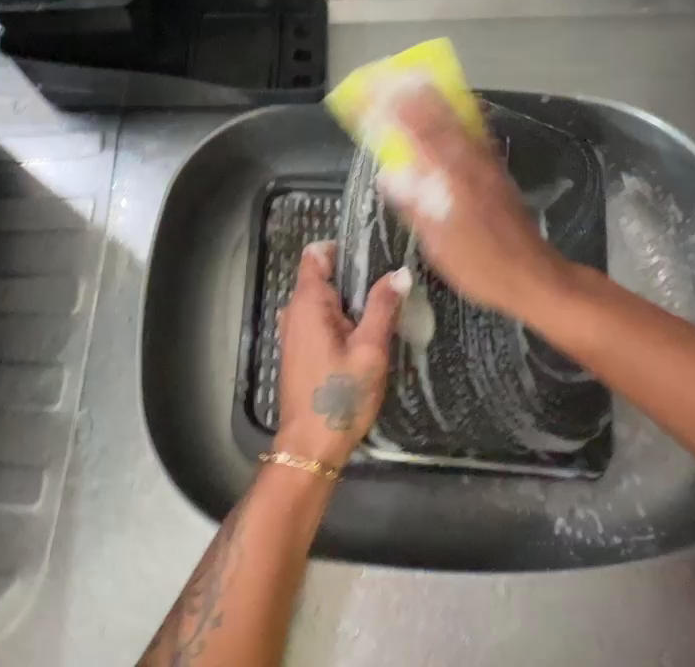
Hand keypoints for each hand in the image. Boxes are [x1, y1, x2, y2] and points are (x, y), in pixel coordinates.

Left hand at [273, 242, 406, 468]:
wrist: (311, 447)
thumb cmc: (340, 396)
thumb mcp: (371, 349)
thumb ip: (383, 307)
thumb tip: (400, 271)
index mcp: (307, 302)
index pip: (316, 254)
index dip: (343, 247)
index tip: (374, 252)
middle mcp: (294, 310)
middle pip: (323, 276)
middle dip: (354, 278)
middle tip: (391, 285)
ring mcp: (294, 331)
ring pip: (324, 301)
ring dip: (351, 302)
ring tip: (385, 309)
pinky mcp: (300, 350)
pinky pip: (321, 320)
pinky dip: (342, 320)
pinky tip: (367, 335)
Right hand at [378, 86, 573, 316]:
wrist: (533, 277)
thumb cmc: (481, 266)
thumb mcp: (439, 243)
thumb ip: (415, 206)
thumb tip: (389, 176)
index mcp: (452, 181)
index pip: (422, 137)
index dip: (400, 114)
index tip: (381, 95)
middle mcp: (471, 167)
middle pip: (443, 123)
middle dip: (421, 99)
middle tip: (402, 78)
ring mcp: (489, 169)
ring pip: (462, 126)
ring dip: (442, 103)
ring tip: (426, 84)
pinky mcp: (499, 176)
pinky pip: (477, 138)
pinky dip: (465, 120)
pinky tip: (461, 115)